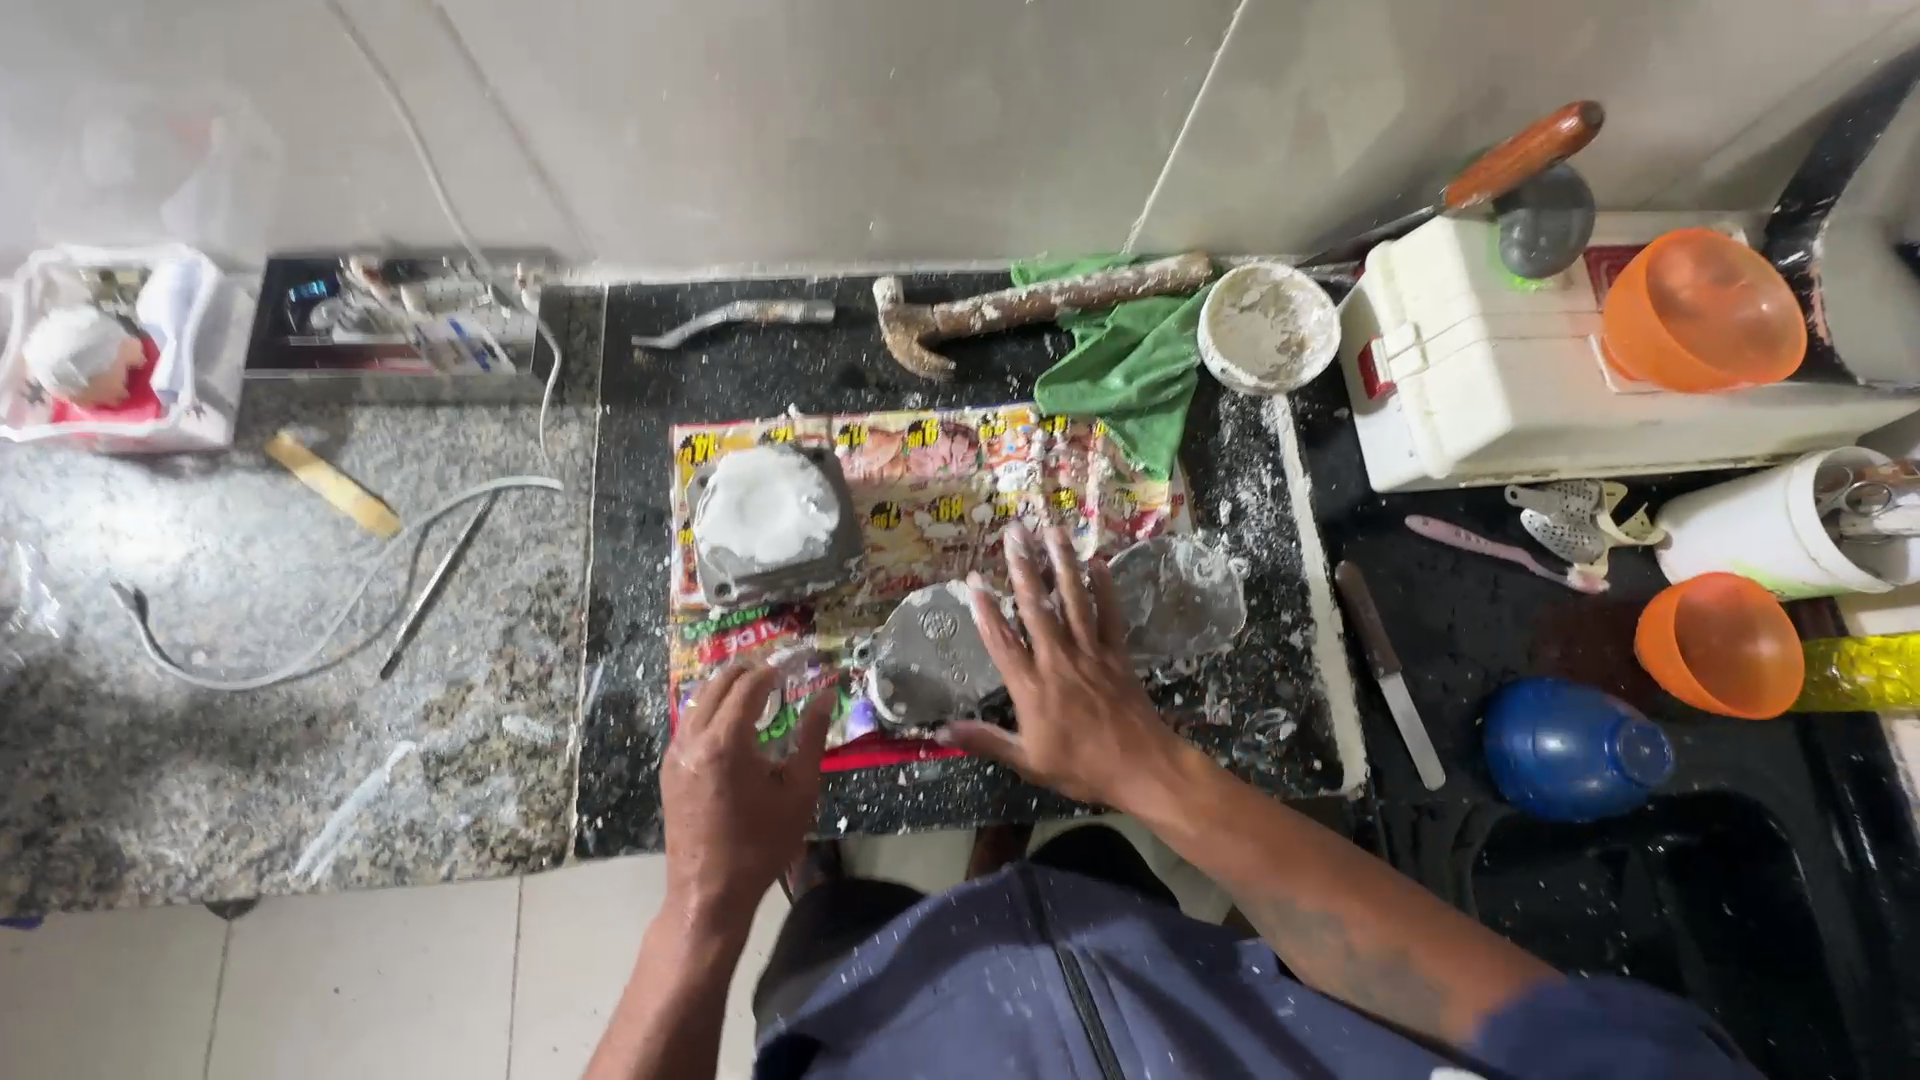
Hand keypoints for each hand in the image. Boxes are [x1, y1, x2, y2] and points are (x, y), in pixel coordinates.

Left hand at [660, 658, 833, 930]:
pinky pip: (689, 721)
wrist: (710, 892)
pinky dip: (712, 708)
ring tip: (759, 690)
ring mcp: (675, 754)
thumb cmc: (762, 844)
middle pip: (719, 684)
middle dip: (749, 671)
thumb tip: (826, 695)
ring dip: (728, 687)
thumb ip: (812, 737)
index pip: (750, 686)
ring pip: (699, 699)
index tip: (796, 664)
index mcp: (726, 743)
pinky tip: (734, 720)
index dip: (774, 670)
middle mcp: (693, 740)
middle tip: (778, 672)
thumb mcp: (799, 790)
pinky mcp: (669, 769)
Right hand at [940, 523, 1186, 808]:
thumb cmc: (1081, 767)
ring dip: (1062, 564)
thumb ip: (985, 740)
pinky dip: (1105, 588)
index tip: (973, 579)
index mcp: (1032, 687)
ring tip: (1053, 531)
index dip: (985, 609)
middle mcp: (1058, 661)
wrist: (1141, 768)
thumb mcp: (1027, 761)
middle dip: (1023, 567)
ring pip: (1074, 601)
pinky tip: (1098, 562)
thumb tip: (941, 730)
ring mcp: (1091, 653)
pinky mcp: (1117, 654)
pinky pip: (1110, 615)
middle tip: (1014, 533)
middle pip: (1037, 607)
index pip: (1002, 641)